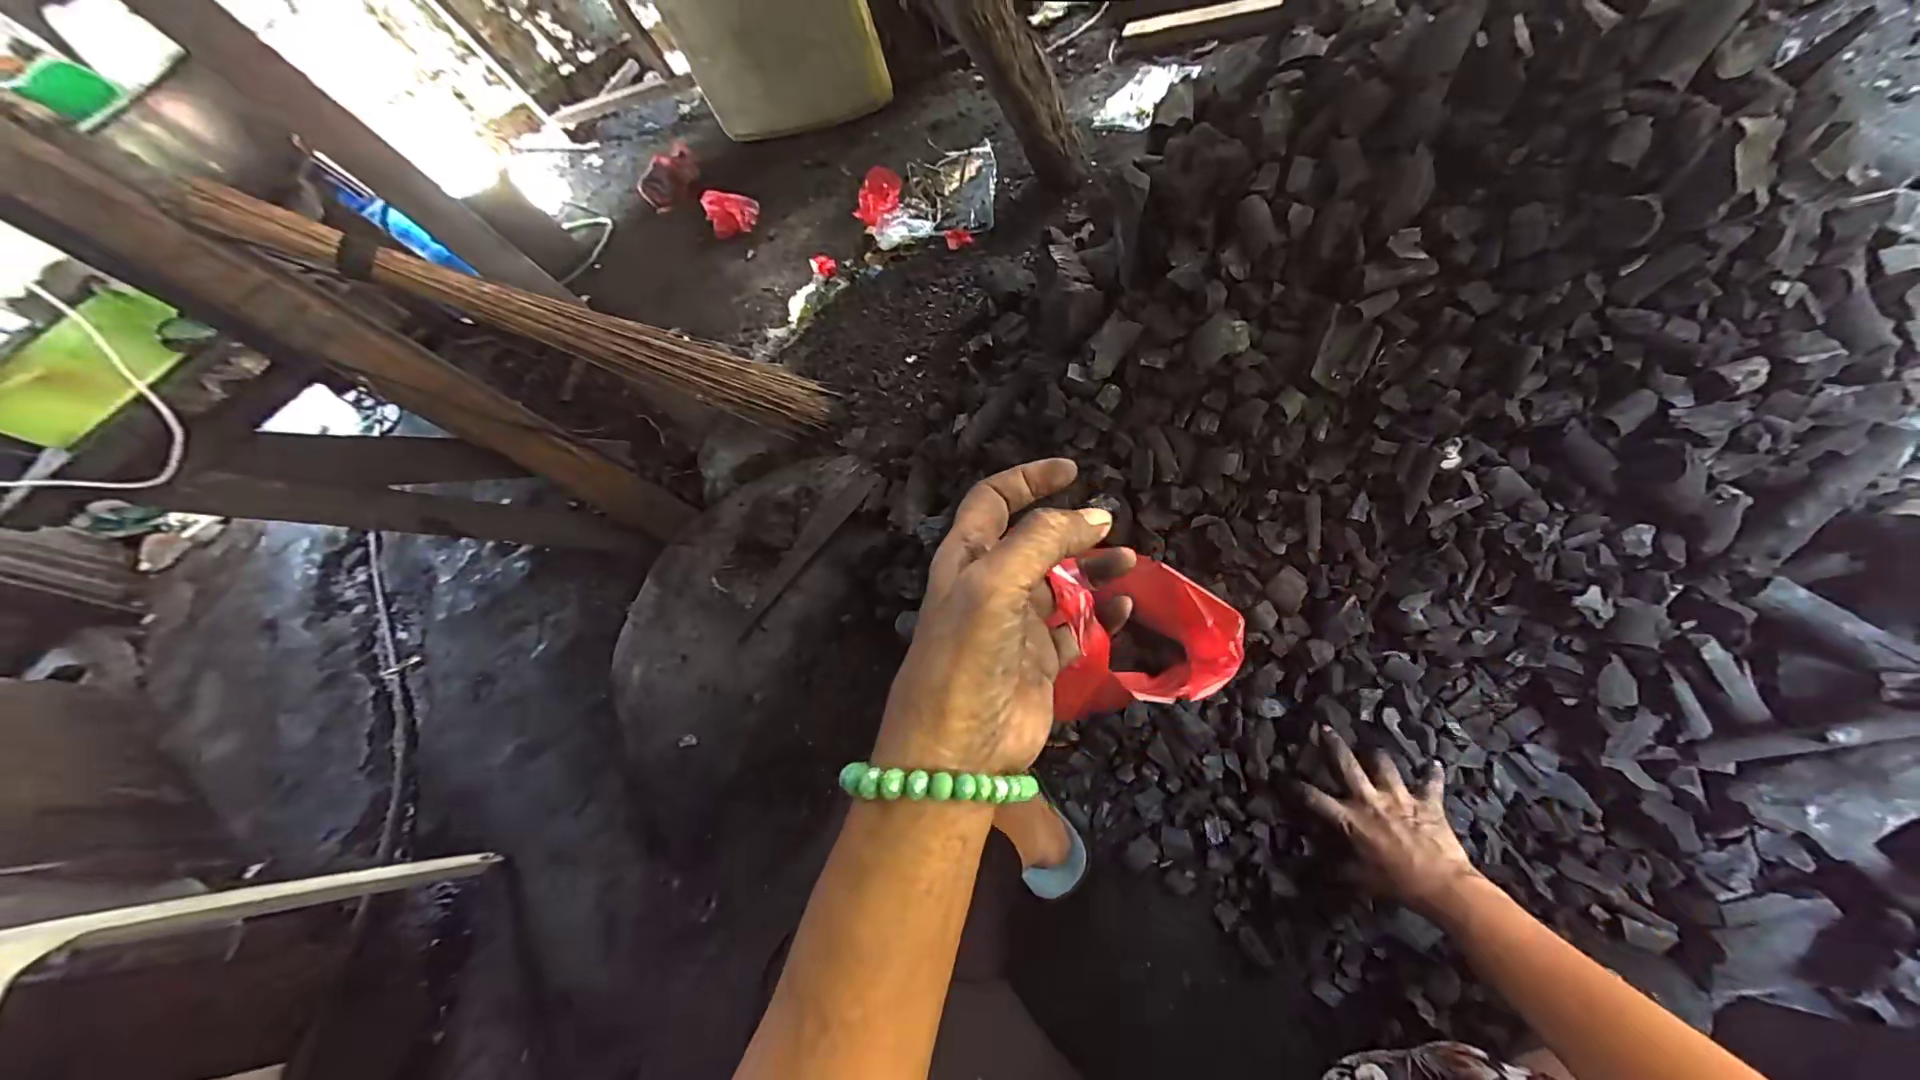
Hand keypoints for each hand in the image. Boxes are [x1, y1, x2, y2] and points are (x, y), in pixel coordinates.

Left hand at [872, 459, 1135, 775]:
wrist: (959, 751)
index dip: (1028, 479)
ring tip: (1127, 562)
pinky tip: (1122, 608)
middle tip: (1108, 525)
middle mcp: (990, 586)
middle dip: (1070, 527)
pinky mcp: (1040, 662)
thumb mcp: (994, 584)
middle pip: (1033, 541)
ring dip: (1093, 569)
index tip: (1070, 470)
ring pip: (1061, 583)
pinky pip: (1076, 628)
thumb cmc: (966, 656)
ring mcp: (1016, 626)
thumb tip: (1094, 516)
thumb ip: (1042, 541)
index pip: (993, 501)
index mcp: (967, 558)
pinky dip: (1101, 615)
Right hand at [1298, 728, 1480, 914]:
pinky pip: (1430, 783)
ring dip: (1378, 756)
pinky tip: (1432, 764)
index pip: (1314, 798)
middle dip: (1333, 745)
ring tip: (1372, 748)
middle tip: (1324, 728)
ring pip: (1384, 765)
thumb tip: (1305, 871)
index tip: (1281, 775)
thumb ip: (1333, 869)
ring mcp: (1400, 798)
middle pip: (1347, 764)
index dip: (1295, 786)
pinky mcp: (1428, 803)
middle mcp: (1370, 800)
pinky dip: (1431, 773)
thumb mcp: (1358, 878)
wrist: (1443, 885)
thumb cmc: (1397, 883)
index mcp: (1350, 818)